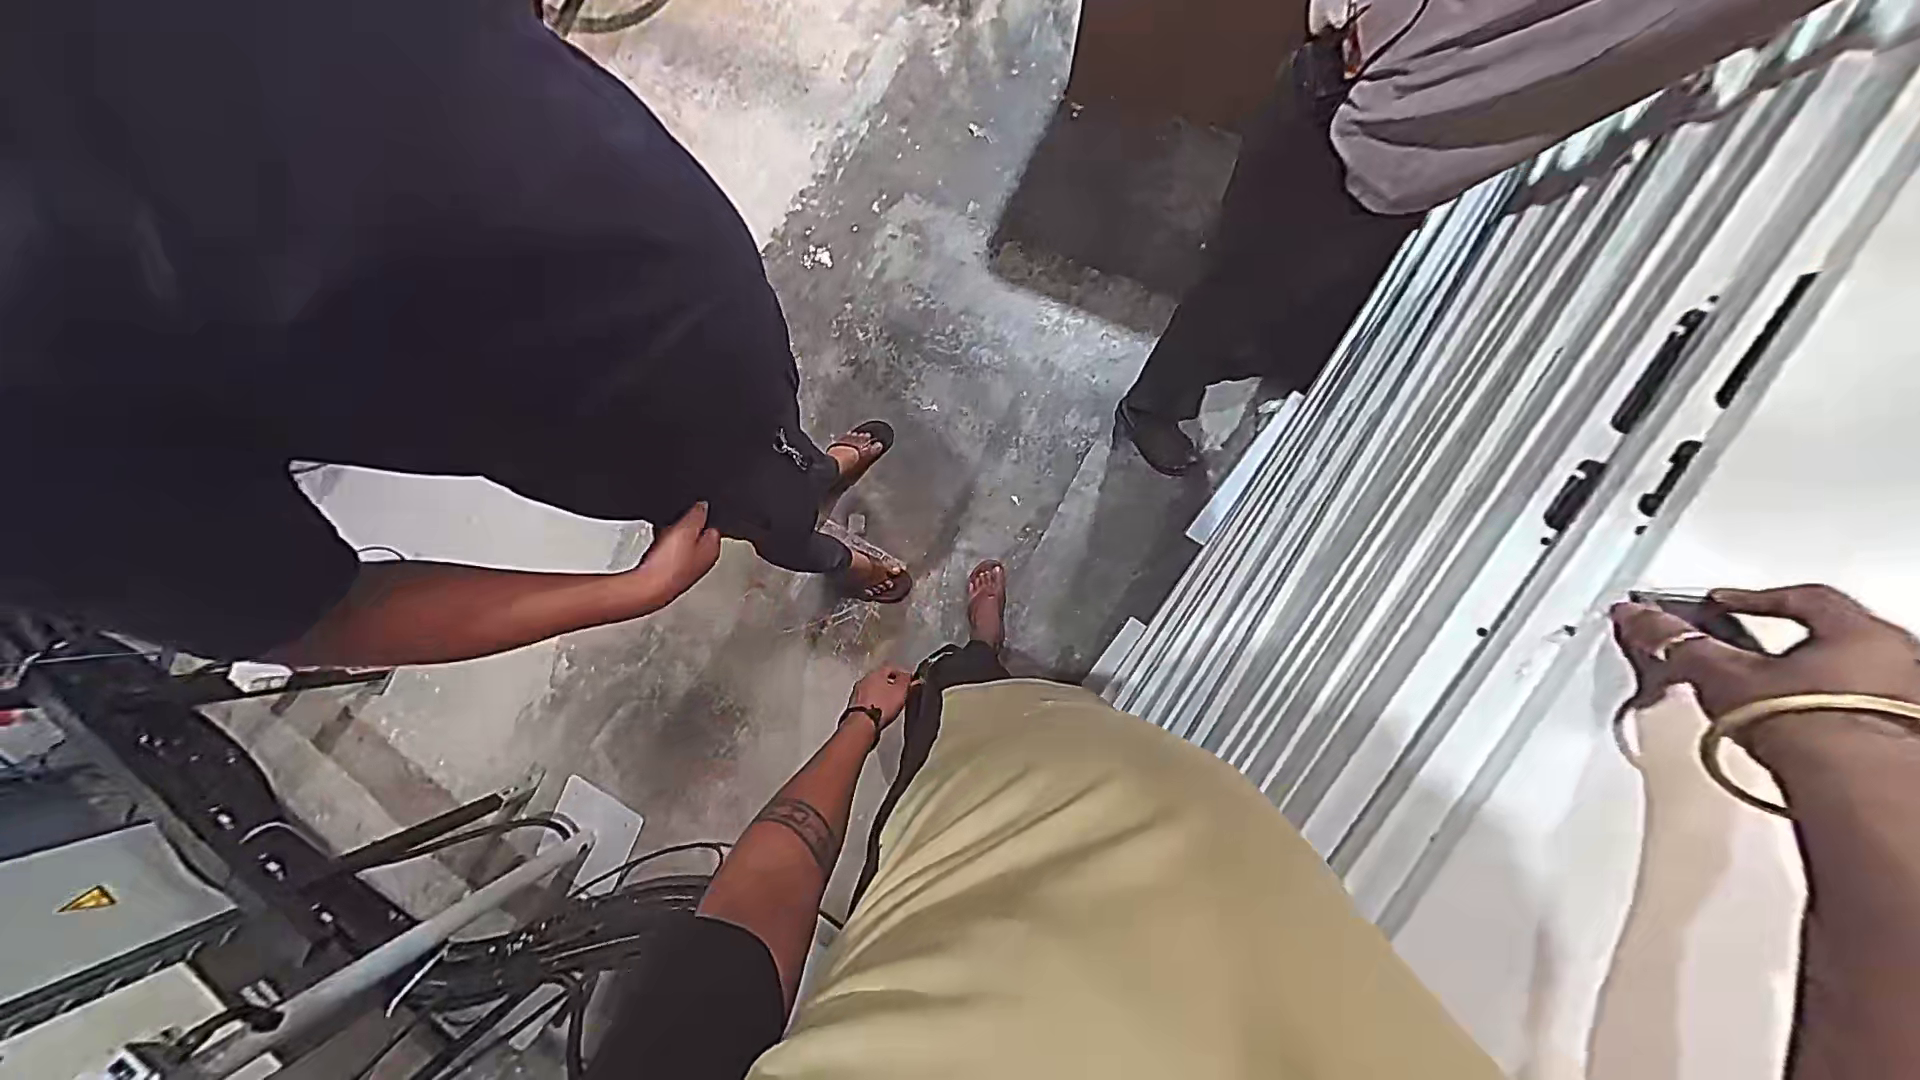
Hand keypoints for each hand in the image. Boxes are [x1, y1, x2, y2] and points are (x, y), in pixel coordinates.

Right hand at [630, 501, 721, 610]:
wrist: (648, 588)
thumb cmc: (670, 564)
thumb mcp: (686, 529)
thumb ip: (698, 514)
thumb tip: (703, 506)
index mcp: (713, 549)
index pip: (713, 526)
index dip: (699, 517)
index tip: (689, 514)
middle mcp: (703, 560)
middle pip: (695, 535)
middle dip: (684, 528)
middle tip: (673, 529)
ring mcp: (687, 568)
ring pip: (680, 544)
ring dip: (671, 539)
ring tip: (662, 540)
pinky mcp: (671, 573)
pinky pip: (667, 554)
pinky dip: (661, 550)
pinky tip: (655, 552)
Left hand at [846, 666, 913, 731]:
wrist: (861, 724)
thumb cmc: (882, 705)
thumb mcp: (900, 691)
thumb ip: (906, 681)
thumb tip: (909, 675)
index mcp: (876, 672)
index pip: (890, 668)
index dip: (900, 674)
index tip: (907, 682)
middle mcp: (864, 679)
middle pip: (879, 678)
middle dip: (889, 684)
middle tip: (898, 693)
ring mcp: (856, 692)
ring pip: (871, 689)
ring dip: (879, 694)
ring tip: (889, 703)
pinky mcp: (852, 705)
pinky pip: (865, 700)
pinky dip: (872, 703)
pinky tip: (878, 711)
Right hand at [1610, 584, 1919, 729]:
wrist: (1853, 783)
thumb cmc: (1811, 721)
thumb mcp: (1719, 669)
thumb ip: (1674, 638)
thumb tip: (1637, 616)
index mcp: (1864, 635)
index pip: (1806, 597)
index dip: (1752, 597)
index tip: (1723, 603)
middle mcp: (1902, 663)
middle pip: (1830, 636)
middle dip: (1781, 640)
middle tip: (1744, 647)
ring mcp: (1906, 703)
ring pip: (1845, 675)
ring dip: (1800, 677)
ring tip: (1759, 692)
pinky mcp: (1900, 738)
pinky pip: (1855, 711)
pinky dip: (1817, 709)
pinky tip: (1787, 724)